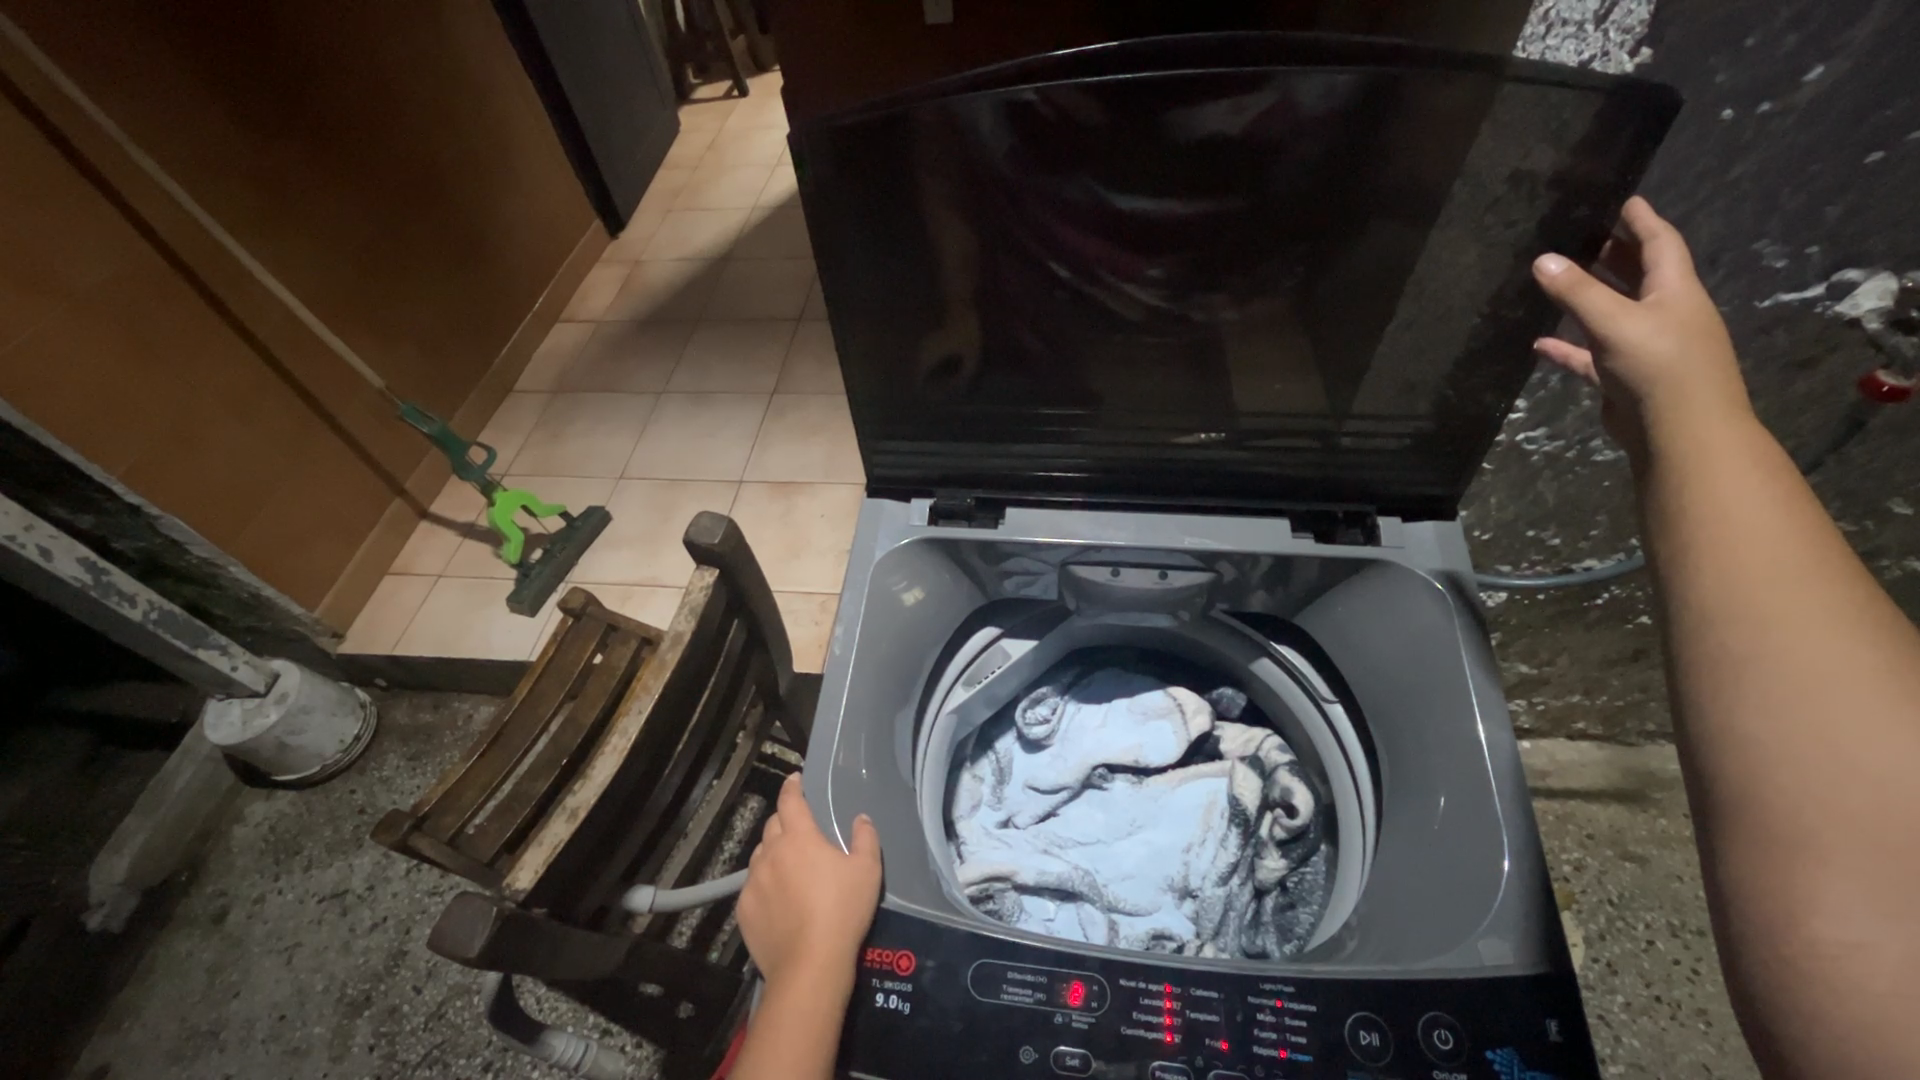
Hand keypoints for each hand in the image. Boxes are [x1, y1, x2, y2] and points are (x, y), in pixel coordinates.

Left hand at [737, 773, 881, 991]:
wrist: (810, 964)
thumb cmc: (842, 911)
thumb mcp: (867, 871)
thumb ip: (865, 839)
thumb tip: (861, 819)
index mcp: (799, 837)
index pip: (790, 801)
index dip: (792, 786)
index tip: (795, 779)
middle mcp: (771, 853)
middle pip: (773, 825)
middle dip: (784, 820)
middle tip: (799, 828)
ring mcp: (753, 882)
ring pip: (760, 855)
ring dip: (773, 852)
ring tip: (789, 866)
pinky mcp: (744, 909)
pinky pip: (752, 886)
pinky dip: (764, 883)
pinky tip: (778, 898)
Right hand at [1532, 196, 1751, 458]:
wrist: (1679, 430)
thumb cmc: (1658, 365)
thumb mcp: (1615, 322)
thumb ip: (1577, 292)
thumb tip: (1542, 260)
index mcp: (1675, 292)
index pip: (1660, 244)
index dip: (1642, 221)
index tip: (1624, 199)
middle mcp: (1664, 314)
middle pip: (1638, 276)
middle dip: (1614, 255)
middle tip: (1586, 235)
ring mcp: (1644, 347)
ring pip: (1612, 314)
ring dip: (1588, 299)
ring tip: (1559, 281)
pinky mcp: (1622, 377)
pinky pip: (1590, 355)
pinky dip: (1567, 347)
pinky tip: (1540, 344)